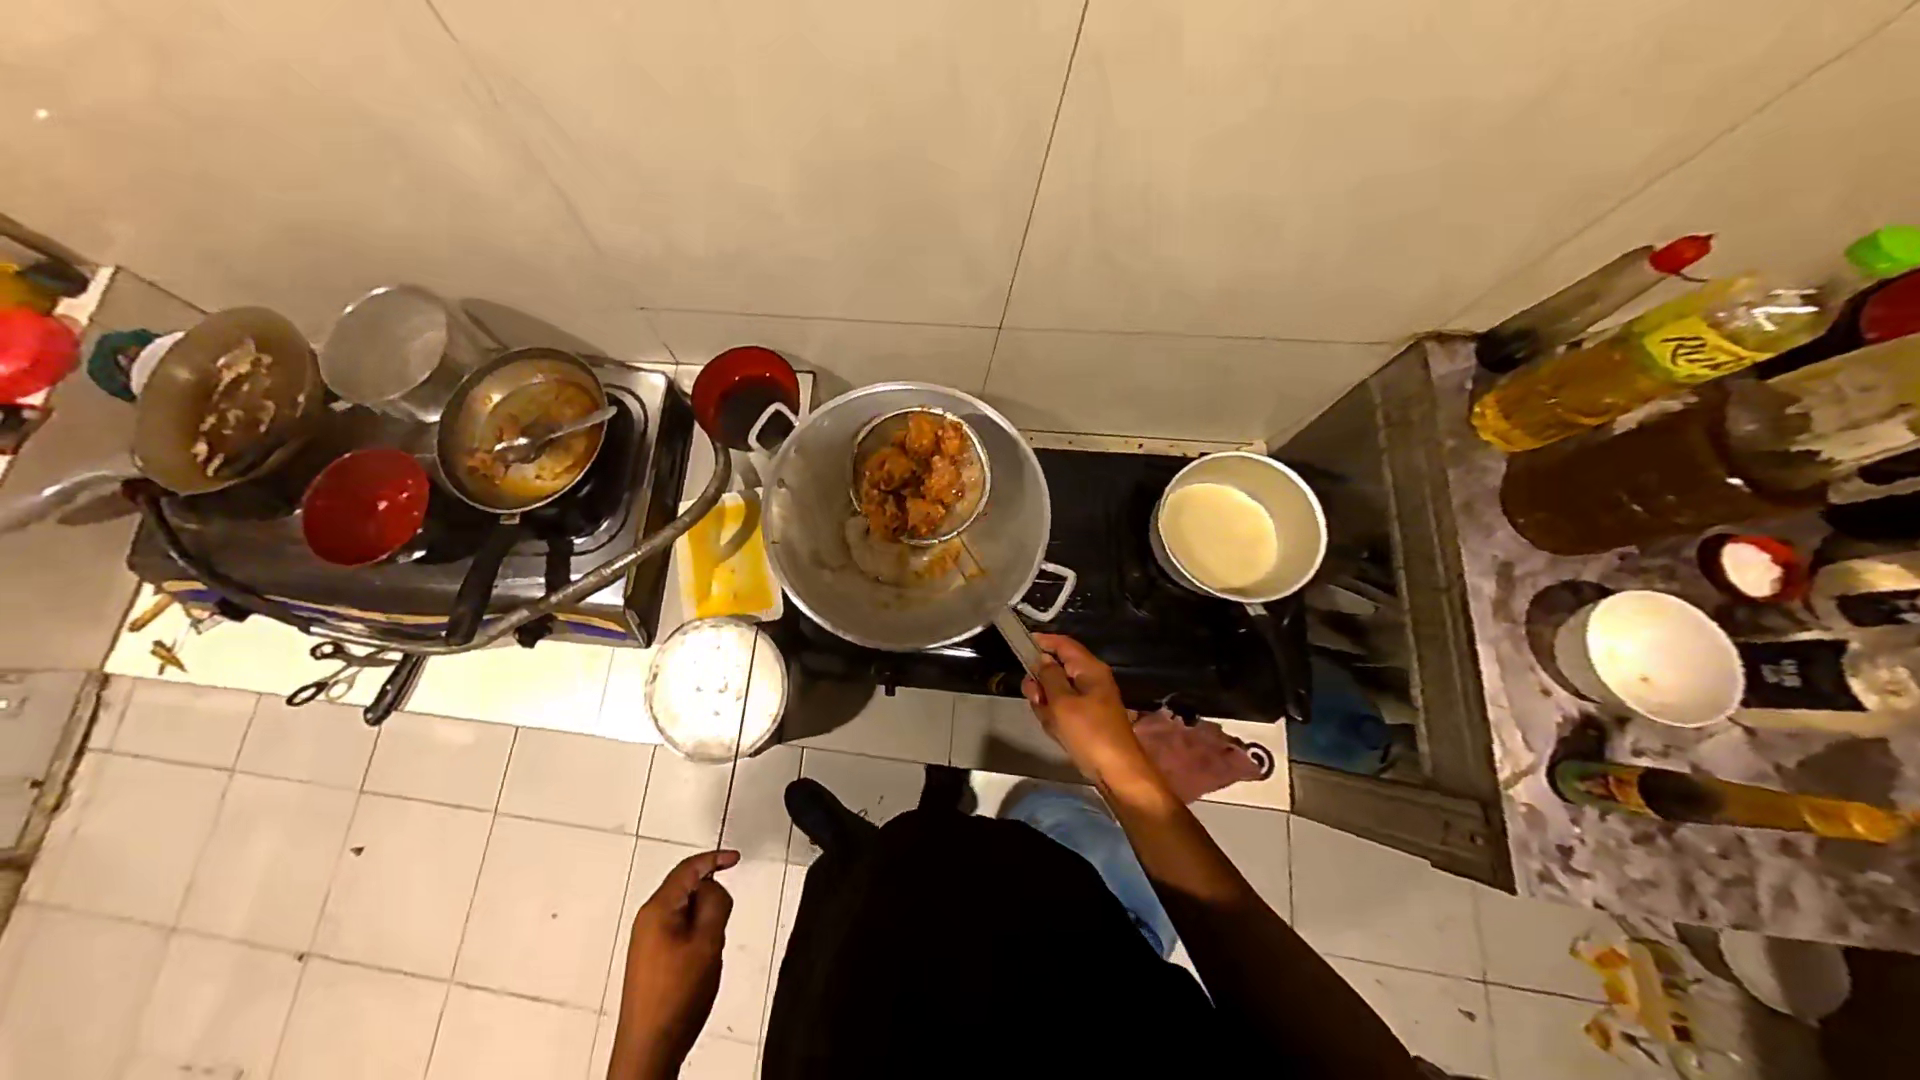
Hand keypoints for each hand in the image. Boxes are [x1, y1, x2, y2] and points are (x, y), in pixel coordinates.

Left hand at [610, 849, 737, 1079]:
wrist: (650, 1048)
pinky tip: (702, 962)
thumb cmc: (678, 994)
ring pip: (685, 911)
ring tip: (711, 951)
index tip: (735, 858)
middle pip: (685, 888)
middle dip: (711, 898)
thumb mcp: (708, 941)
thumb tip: (712, 887)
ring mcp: (646, 942)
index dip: (714, 858)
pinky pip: (679, 929)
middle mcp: (647, 921)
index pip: (687, 869)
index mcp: (658, 910)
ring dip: (705, 920)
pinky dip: (697, 934)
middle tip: (723, 924)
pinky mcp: (650, 960)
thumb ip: (716, 903)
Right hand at [1022, 634, 1149, 785]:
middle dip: (1041, 682)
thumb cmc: (1090, 733)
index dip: (1042, 641)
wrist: (1116, 772)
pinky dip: (1055, 718)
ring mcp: (1089, 700)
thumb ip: (1049, 677)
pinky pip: (1062, 710)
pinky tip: (1056, 732)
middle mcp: (1091, 680)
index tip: (1019, 644)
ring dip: (1046, 704)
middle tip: (1034, 697)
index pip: (1063, 644)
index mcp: (1090, 669)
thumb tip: (1042, 658)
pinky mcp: (1086, 719)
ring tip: (1049, 721)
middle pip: (1057, 669)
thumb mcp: (1063, 702)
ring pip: (1056, 692)